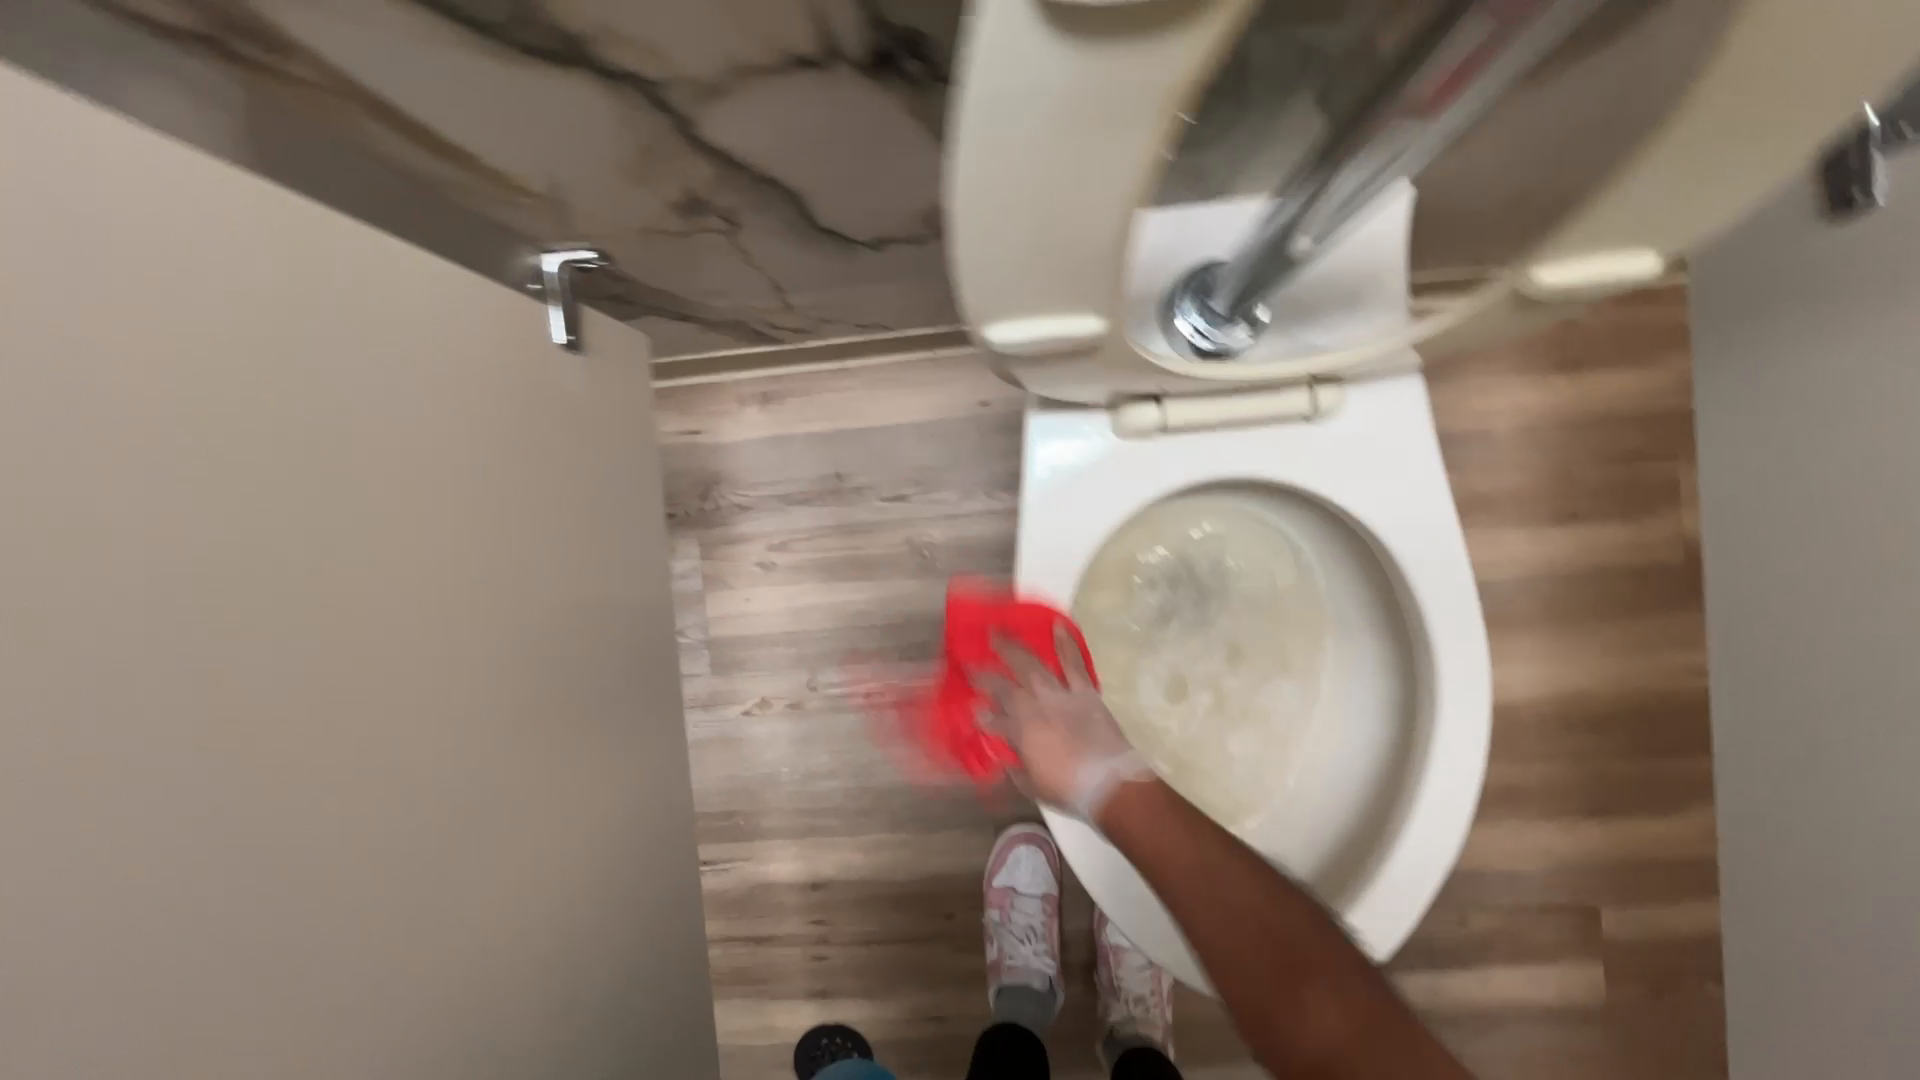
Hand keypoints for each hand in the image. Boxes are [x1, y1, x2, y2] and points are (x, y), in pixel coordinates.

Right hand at [970, 623, 1154, 821]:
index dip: (983, 715)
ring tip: (998, 632)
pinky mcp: (1084, 691)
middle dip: (987, 673)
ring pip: (1033, 666)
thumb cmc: (1069, 790)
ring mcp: (1060, 696)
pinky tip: (1057, 625)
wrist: (1111, 784)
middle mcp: (1035, 708)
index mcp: (1020, 732)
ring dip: (1014, 648)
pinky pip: (1073, 663)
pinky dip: (1065, 643)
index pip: (994, 719)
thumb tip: (1008, 761)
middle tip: (973, 662)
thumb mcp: (1033, 786)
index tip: (974, 710)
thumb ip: (1017, 769)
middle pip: (1006, 686)